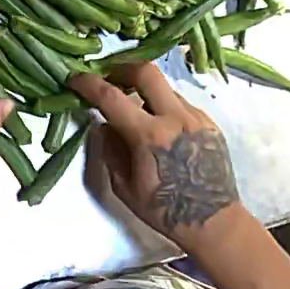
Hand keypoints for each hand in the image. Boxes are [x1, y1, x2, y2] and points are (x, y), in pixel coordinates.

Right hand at [69, 63, 247, 249]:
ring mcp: (196, 117)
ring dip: (146, 91)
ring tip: (136, 110)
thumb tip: (105, 126)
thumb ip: (111, 151)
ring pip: (166, 88)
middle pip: (146, 72)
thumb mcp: (125, 187)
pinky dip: (165, 107)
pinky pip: (181, 104)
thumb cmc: (165, 211)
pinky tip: (161, 127)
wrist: (214, 220)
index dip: (88, 84)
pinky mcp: (210, 123)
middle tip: (110, 78)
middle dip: (122, 68)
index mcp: (150, 136)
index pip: (112, 97)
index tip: (76, 79)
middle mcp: (175, 118)